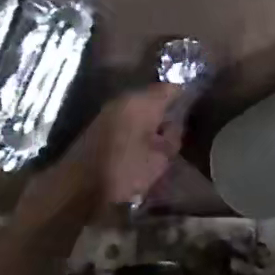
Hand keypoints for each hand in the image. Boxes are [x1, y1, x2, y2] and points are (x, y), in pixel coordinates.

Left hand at [47, 83, 184, 208]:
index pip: (171, 89)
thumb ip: (173, 135)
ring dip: (152, 121)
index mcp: (142, 102)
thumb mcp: (161, 158)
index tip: (195, 112)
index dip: (186, 98)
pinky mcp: (100, 125)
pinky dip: (139, 129)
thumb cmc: (124, 170)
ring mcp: (109, 111)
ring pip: (140, 109)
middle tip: (182, 130)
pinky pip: (128, 120)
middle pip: (154, 98)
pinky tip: (145, 145)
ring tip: (164, 140)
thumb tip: (178, 122)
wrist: (78, 186)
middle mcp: (124, 100)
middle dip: (168, 111)